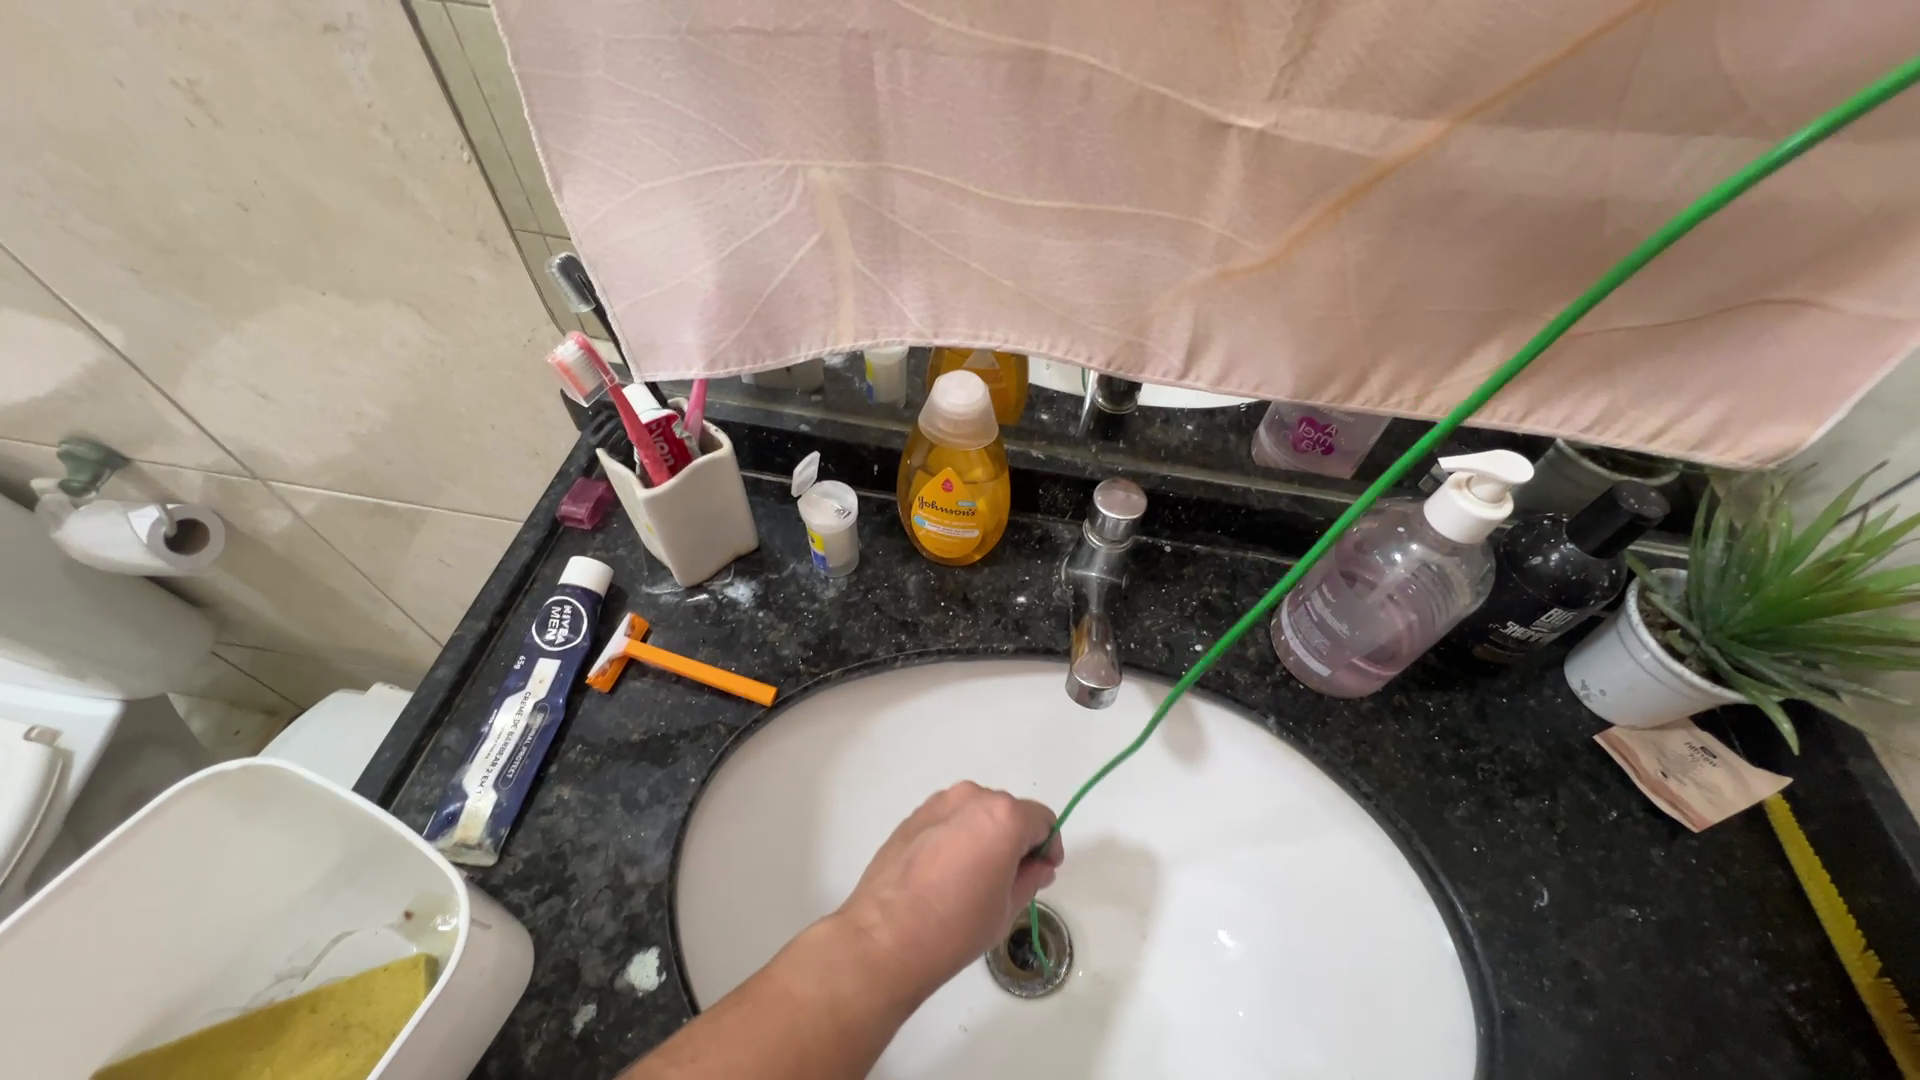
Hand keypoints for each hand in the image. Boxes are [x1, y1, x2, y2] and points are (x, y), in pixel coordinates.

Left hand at [832, 782, 1064, 1002]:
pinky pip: (948, 819)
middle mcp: (971, 797)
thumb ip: (1030, 878)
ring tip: (973, 878)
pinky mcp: (912, 816)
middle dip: (1016, 840)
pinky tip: (944, 874)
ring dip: (984, 836)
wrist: (885, 937)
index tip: (1042, 873)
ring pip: (976, 813)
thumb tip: (1038, 866)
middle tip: (1009, 880)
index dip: (1048, 847)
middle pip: (1008, 812)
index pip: (1042, 820)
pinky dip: (956, 837)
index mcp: (1003, 816)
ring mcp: (937, 803)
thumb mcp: (1006, 909)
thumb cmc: (956, 926)